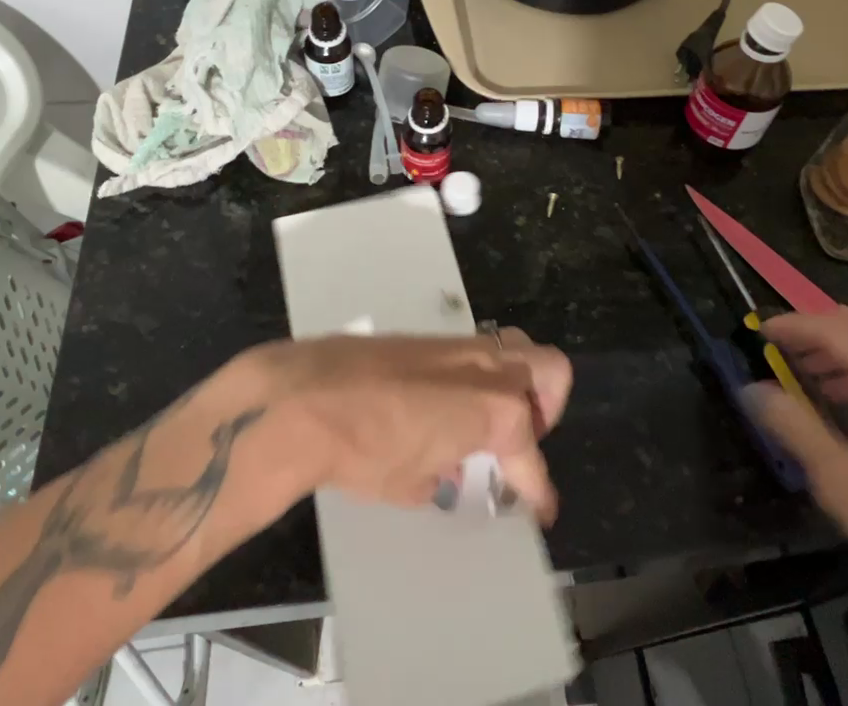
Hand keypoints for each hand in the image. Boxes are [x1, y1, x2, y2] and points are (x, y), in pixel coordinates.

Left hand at [246, 329, 572, 521]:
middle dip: (542, 410)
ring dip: (510, 383)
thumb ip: (440, 473)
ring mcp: (455, 346)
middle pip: (548, 372)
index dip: (537, 490)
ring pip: (511, 348)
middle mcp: (486, 369)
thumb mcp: (409, 484)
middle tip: (513, 442)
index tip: (539, 510)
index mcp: (495, 411)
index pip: (529, 457)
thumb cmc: (361, 452)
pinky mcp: (422, 336)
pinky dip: (468, 376)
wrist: (300, 401)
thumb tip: (440, 468)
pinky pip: (466, 352)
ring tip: (481, 419)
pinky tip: (436, 404)